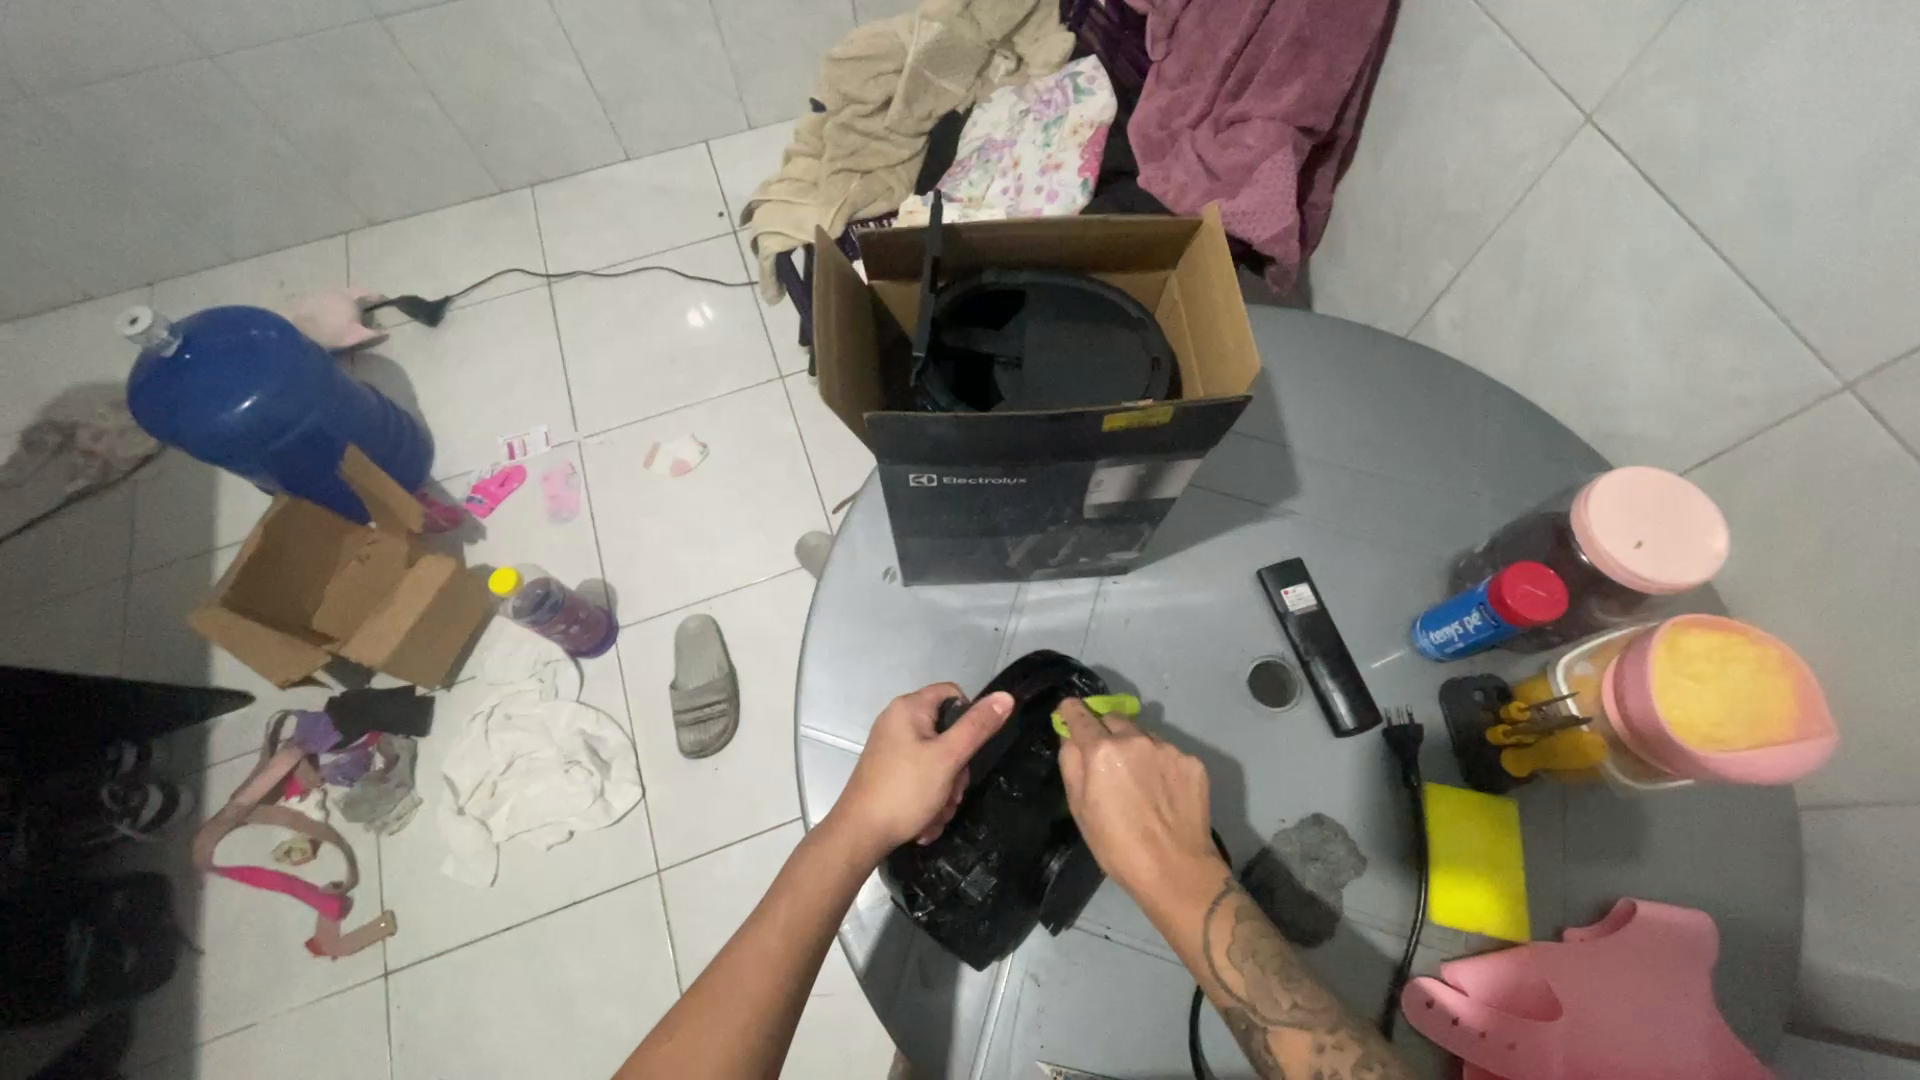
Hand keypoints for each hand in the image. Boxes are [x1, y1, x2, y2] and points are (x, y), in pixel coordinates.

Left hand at [827, 684, 1012, 862]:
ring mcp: (892, 749)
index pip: (953, 694)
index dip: (969, 719)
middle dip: (956, 769)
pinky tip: (925, 822)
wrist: (858, 835)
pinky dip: (929, 799)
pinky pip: (922, 778)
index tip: (969, 749)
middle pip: (948, 733)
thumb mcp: (948, 758)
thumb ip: (978, 727)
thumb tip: (1006, 696)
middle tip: (951, 792)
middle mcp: (897, 722)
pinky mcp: (890, 772)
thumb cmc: (904, 791)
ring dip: (945, 791)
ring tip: (937, 812)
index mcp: (908, 708)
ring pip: (938, 761)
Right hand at [1056, 698, 1224, 908]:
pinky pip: (1168, 753)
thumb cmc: (1117, 846)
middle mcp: (1135, 739)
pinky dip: (1160, 764)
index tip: (1068, 711)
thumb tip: (1070, 738)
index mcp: (1102, 750)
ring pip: (1143, 735)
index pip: (1080, 715)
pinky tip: (1162, 791)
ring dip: (1135, 747)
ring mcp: (1168, 749)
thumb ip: (1071, 764)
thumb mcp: (1079, 808)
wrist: (1176, 871)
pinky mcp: (1192, 762)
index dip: (1071, 711)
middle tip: (1106, 757)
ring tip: (1139, 780)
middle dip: (1105, 731)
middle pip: (1113, 719)